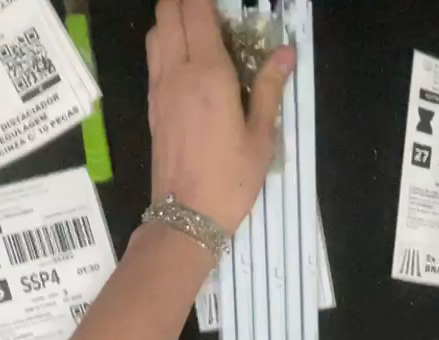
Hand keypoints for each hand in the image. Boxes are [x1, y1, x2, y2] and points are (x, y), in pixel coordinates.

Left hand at [145, 0, 294, 233]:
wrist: (186, 219)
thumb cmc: (229, 183)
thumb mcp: (261, 139)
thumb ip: (270, 90)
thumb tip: (286, 53)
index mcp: (209, 74)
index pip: (198, 10)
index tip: (222, 5)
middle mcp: (178, 73)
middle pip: (169, 12)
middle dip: (185, 2)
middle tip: (209, 13)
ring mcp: (160, 91)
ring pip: (156, 33)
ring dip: (172, 21)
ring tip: (196, 32)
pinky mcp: (152, 109)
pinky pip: (154, 61)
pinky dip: (165, 47)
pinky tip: (184, 63)